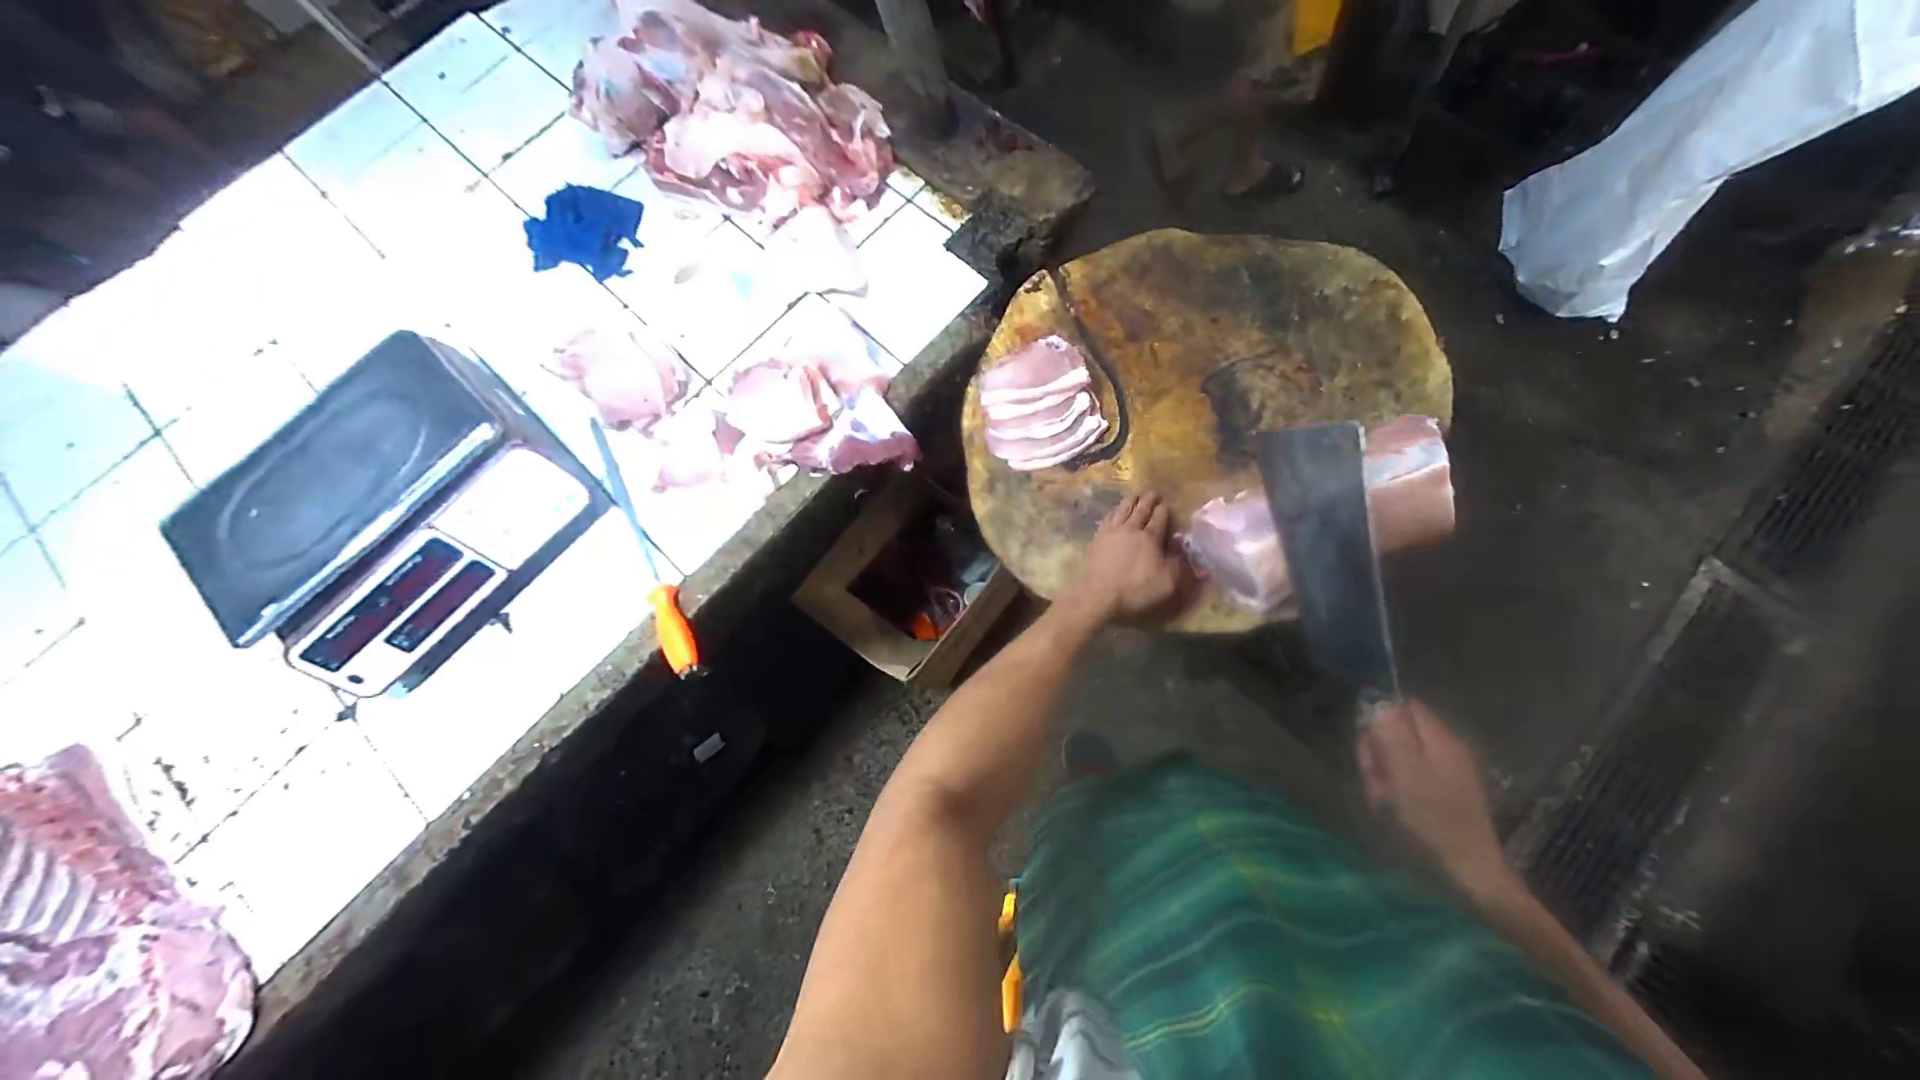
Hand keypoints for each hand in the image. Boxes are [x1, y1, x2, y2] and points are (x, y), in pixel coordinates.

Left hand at [1070, 492, 1187, 623]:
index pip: (1159, 518)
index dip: (1163, 510)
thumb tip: (1182, 546)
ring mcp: (1111, 532)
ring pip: (1122, 510)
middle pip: (1140, 510)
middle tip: (1153, 493)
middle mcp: (1130, 529)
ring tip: (1135, 496)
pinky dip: (1113, 512)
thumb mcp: (1167, 582)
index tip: (1166, 503)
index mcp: (1149, 537)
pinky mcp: (1097, 539)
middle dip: (1148, 500)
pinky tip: (1114, 512)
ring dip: (1130, 501)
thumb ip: (1178, 563)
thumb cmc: (1136, 590)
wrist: (1099, 595)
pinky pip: (1107, 519)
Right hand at [1357, 699, 1519, 901]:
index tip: (1368, 743)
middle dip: (1380, 751)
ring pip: (1403, 756)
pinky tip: (1397, 810)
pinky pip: (1413, 778)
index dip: (1379, 718)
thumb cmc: (1431, 822)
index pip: (1404, 706)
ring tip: (1385, 799)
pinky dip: (1399, 789)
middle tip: (1376, 780)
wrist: (1471, 875)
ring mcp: (1453, 772)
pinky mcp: (1452, 794)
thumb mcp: (1403, 774)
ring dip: (1385, 773)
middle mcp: (1449, 748)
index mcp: (1440, 740)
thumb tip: (1377, 700)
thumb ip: (1390, 733)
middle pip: (1400, 731)